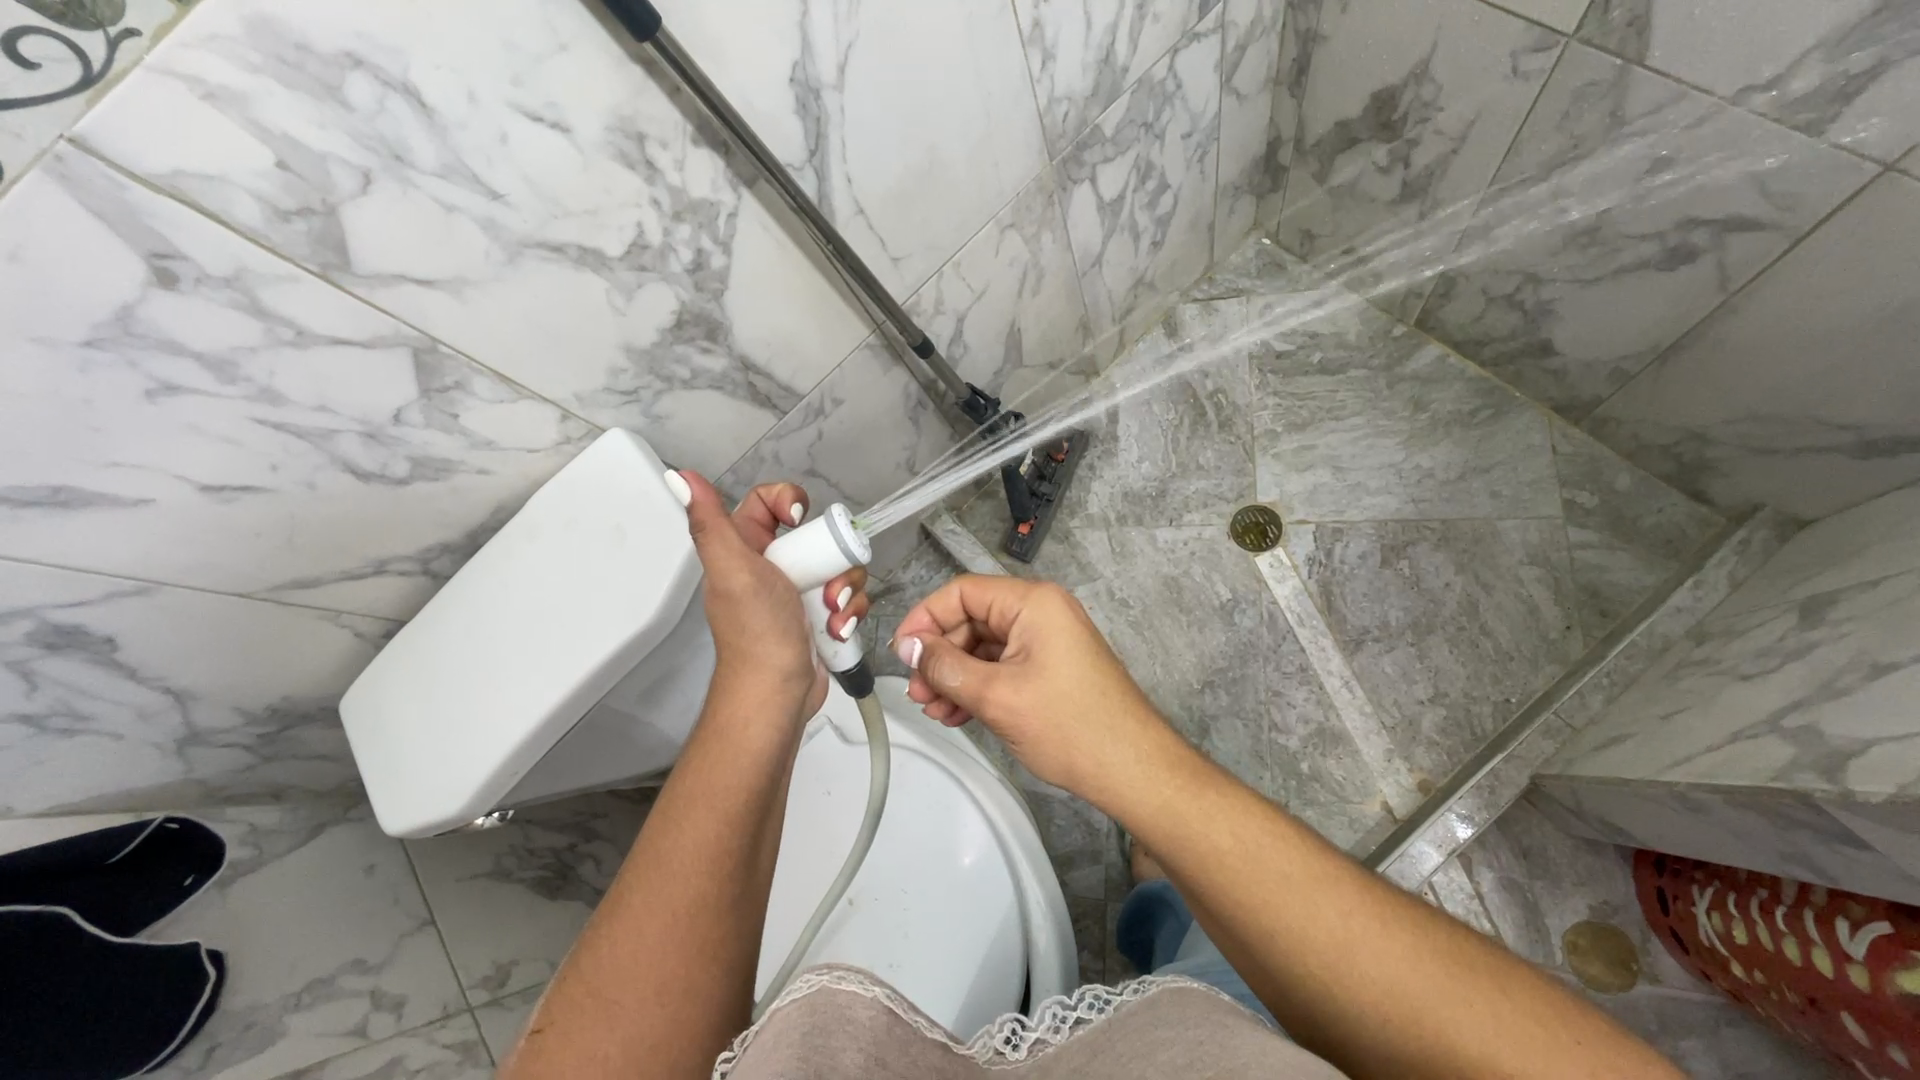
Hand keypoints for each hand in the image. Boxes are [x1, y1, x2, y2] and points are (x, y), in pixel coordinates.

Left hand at [676, 471, 868, 722]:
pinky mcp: (820, 617)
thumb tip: (679, 476)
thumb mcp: (732, 571)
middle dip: (834, 560)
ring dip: (844, 591)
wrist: (776, 694)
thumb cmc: (757, 632)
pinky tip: (838, 631)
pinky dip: (848, 614)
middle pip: (816, 536)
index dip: (788, 501)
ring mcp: (798, 594)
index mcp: (745, 549)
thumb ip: (710, 523)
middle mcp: (772, 568)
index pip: (768, 502)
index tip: (799, 520)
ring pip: (839, 567)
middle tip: (829, 586)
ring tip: (833, 616)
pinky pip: (847, 598)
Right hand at [891, 575, 1176, 798]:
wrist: (1132, 769)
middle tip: (917, 693)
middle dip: (940, 656)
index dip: (925, 618)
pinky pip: (1002, 668)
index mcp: (1032, 603)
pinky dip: (977, 688)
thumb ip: (946, 667)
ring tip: (933, 710)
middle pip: (971, 620)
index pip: (962, 592)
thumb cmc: (1067, 726)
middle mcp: (1040, 612)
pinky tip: (956, 715)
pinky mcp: (1050, 669)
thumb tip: (908, 647)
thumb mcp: (996, 696)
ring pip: (984, 648)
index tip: (900, 653)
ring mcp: (1047, 642)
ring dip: (954, 677)